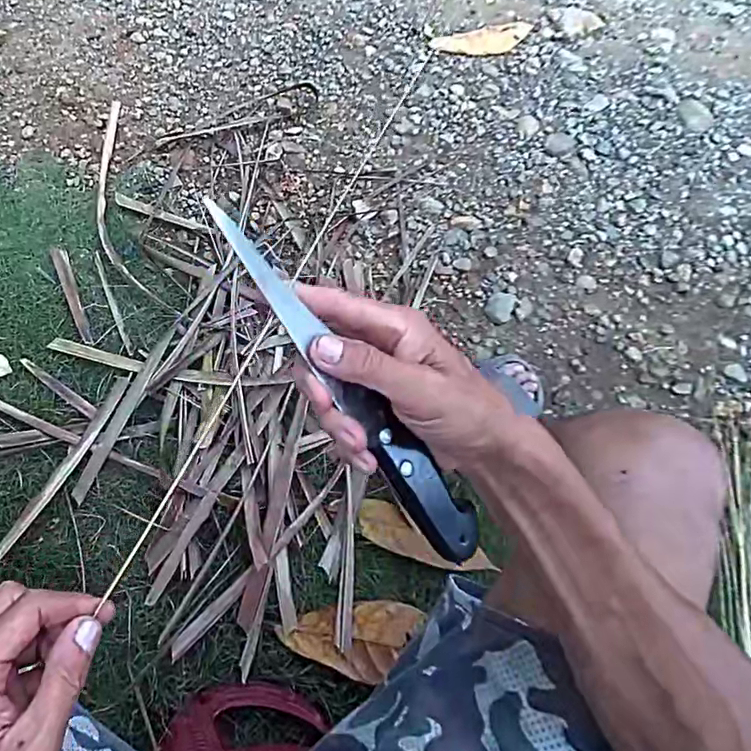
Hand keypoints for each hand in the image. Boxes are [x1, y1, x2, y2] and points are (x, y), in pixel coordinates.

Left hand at [0, 583, 111, 750]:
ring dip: (42, 633)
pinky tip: (52, 679)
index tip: (107, 612)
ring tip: (74, 662)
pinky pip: (1, 653)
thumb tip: (90, 624)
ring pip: (5, 625)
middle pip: (9, 606)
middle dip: (53, 612)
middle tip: (91, 634)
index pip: (23, 610)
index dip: (68, 603)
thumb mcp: (38, 746)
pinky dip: (30, 655)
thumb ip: (65, 677)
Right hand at [289, 284, 523, 471]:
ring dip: (337, 423)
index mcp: (392, 328)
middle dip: (321, 390)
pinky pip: (337, 419)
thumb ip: (368, 366)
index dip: (298, 298)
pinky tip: (369, 455)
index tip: (264, 296)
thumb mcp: (419, 387)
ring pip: (325, 393)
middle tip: (334, 411)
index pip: (335, 304)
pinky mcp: (366, 406)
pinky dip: (347, 442)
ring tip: (362, 444)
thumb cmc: (469, 409)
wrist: (487, 451)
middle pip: (318, 356)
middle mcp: (374, 348)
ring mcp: (367, 379)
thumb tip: (319, 344)